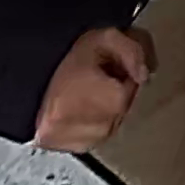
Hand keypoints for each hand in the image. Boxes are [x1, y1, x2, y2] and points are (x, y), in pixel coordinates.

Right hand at [32, 27, 149, 151]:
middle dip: (117, 97)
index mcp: (77, 96)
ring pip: (106, 130)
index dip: (125, 81)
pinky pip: (91, 140)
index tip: (114, 72)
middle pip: (116, 116)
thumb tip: (145, 76)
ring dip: (108, 112)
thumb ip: (132, 53)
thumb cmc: (73, 54)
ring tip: (92, 94)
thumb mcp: (108, 39)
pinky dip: (95, 125)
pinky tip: (85, 109)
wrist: (39, 70)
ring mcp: (58, 138)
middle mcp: (64, 124)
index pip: (122, 98)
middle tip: (102, 81)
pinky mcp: (54, 146)